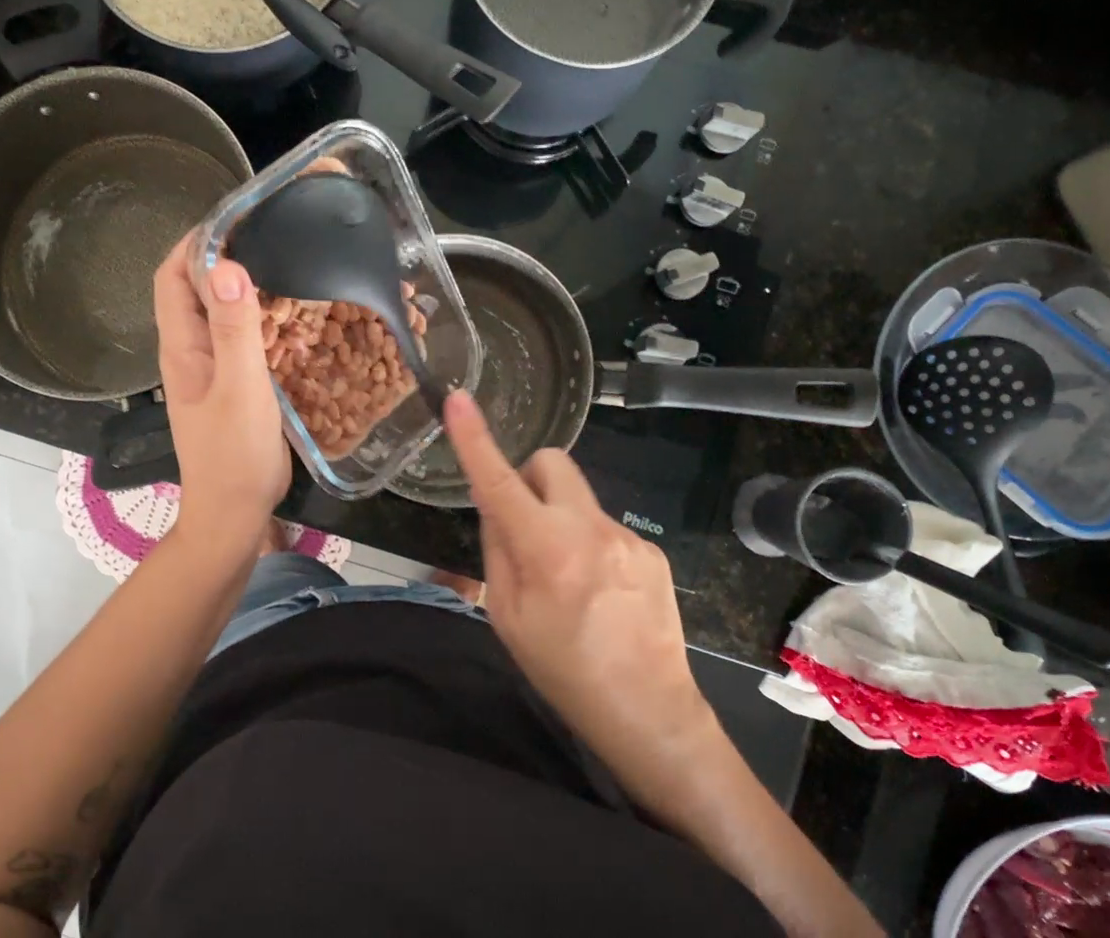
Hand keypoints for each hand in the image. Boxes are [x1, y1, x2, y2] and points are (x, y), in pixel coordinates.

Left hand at [154, 232, 290, 540]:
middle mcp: (189, 351)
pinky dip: (256, 316)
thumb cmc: (234, 454)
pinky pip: (237, 336)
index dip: (196, 241)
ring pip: (217, 312)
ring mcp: (208, 369)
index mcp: (182, 346)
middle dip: (222, 255)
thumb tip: (227, 266)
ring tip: (282, 260)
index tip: (236, 215)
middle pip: (193, 288)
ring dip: (240, 284)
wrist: (232, 513)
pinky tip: (289, 312)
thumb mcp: (241, 390)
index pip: (173, 276)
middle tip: (268, 231)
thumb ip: (236, 330)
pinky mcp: (229, 385)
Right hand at [443, 390, 711, 758]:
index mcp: (546, 550)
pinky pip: (604, 527)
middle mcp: (590, 529)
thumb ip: (497, 552)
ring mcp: (628, 537)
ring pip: (578, 499)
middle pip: (552, 462)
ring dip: (559, 520)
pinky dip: (588, 544)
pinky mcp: (651, 550)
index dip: (473, 438)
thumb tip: (497, 510)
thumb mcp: (507, 618)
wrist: (649, 711)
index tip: (458, 398)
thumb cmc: (563, 671)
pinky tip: (598, 593)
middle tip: (523, 525)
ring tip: (566, 581)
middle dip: (529, 478)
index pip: (500, 481)